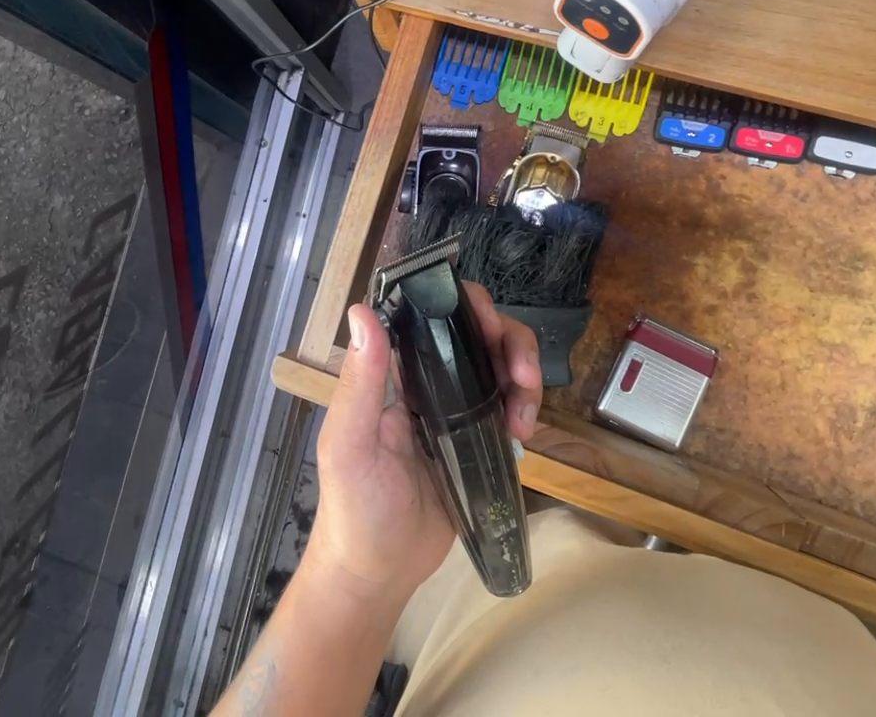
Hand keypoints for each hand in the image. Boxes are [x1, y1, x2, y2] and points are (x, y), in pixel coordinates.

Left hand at [308, 283, 541, 607]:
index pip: (426, 314)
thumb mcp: (350, 444)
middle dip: (507, 339)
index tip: (486, 322)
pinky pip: (507, 404)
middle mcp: (423, 379)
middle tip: (522, 373)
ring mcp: (454, 408)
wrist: (381, 572)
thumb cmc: (354, 507)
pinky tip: (523, 431)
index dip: (460, 303)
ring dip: (522, 373)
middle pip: (474, 331)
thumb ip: (360, 382)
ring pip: (497, 363)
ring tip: (525, 414)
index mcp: (389, 372)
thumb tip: (361, 311)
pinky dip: (524, 405)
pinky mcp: (477, 438)